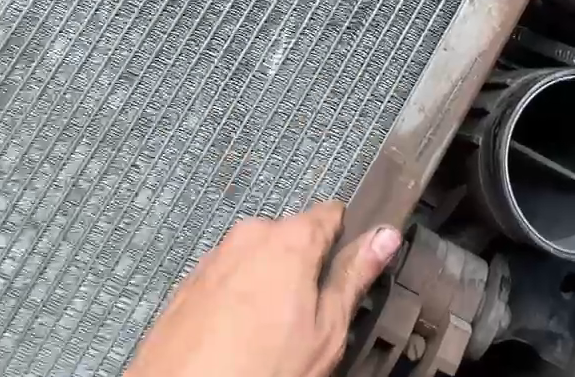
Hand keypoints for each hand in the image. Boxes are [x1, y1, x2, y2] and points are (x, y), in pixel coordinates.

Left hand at [124, 202, 400, 376]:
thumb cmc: (256, 373)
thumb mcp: (325, 331)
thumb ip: (356, 275)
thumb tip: (386, 235)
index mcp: (291, 238)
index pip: (333, 213)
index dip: (346, 241)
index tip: (348, 270)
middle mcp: (251, 235)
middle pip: (294, 237)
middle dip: (304, 268)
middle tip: (309, 318)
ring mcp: (215, 258)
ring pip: (258, 259)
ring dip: (268, 285)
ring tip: (269, 336)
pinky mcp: (188, 285)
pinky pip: (227, 280)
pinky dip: (236, 301)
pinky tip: (237, 340)